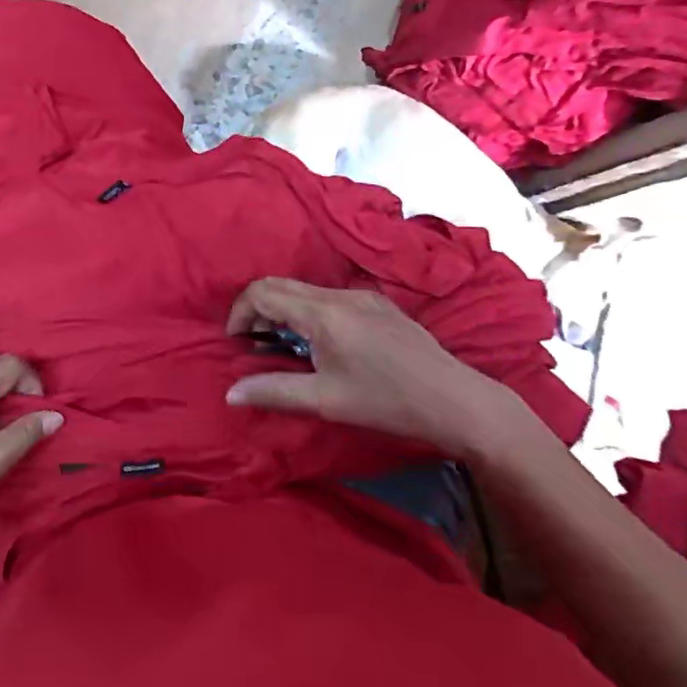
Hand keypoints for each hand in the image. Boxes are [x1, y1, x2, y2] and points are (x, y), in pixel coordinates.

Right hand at [224, 278, 532, 454]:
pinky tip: (320, 344)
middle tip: (253, 344)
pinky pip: (328, 297)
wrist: (455, 400)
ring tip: (283, 347)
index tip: (235, 343)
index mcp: (323, 313)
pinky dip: (308, 312)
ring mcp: (363, 296)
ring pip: (305, 290)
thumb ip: (273, 391)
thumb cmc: (386, 402)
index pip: (263, 292)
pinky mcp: (379, 305)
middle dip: (257, 310)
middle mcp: (340, 294)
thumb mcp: (325, 401)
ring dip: (283, 311)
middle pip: (281, 285)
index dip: (239, 313)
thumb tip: (230, 393)